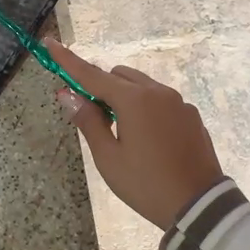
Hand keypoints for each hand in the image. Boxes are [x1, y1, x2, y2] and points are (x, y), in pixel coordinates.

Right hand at [42, 43, 226, 230]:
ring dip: (125, 96)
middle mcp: (157, 92)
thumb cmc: (146, 184)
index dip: (67, 60)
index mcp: (133, 100)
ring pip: (141, 86)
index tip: (49, 43)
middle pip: (119, 75)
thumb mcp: (108, 158)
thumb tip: (67, 94)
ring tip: (122, 131)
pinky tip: (148, 139)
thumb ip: (88, 121)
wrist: (201, 207)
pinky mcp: (191, 116)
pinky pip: (161, 101)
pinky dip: (146, 108)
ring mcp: (178, 102)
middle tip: (92, 114)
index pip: (91, 74)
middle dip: (101, 86)